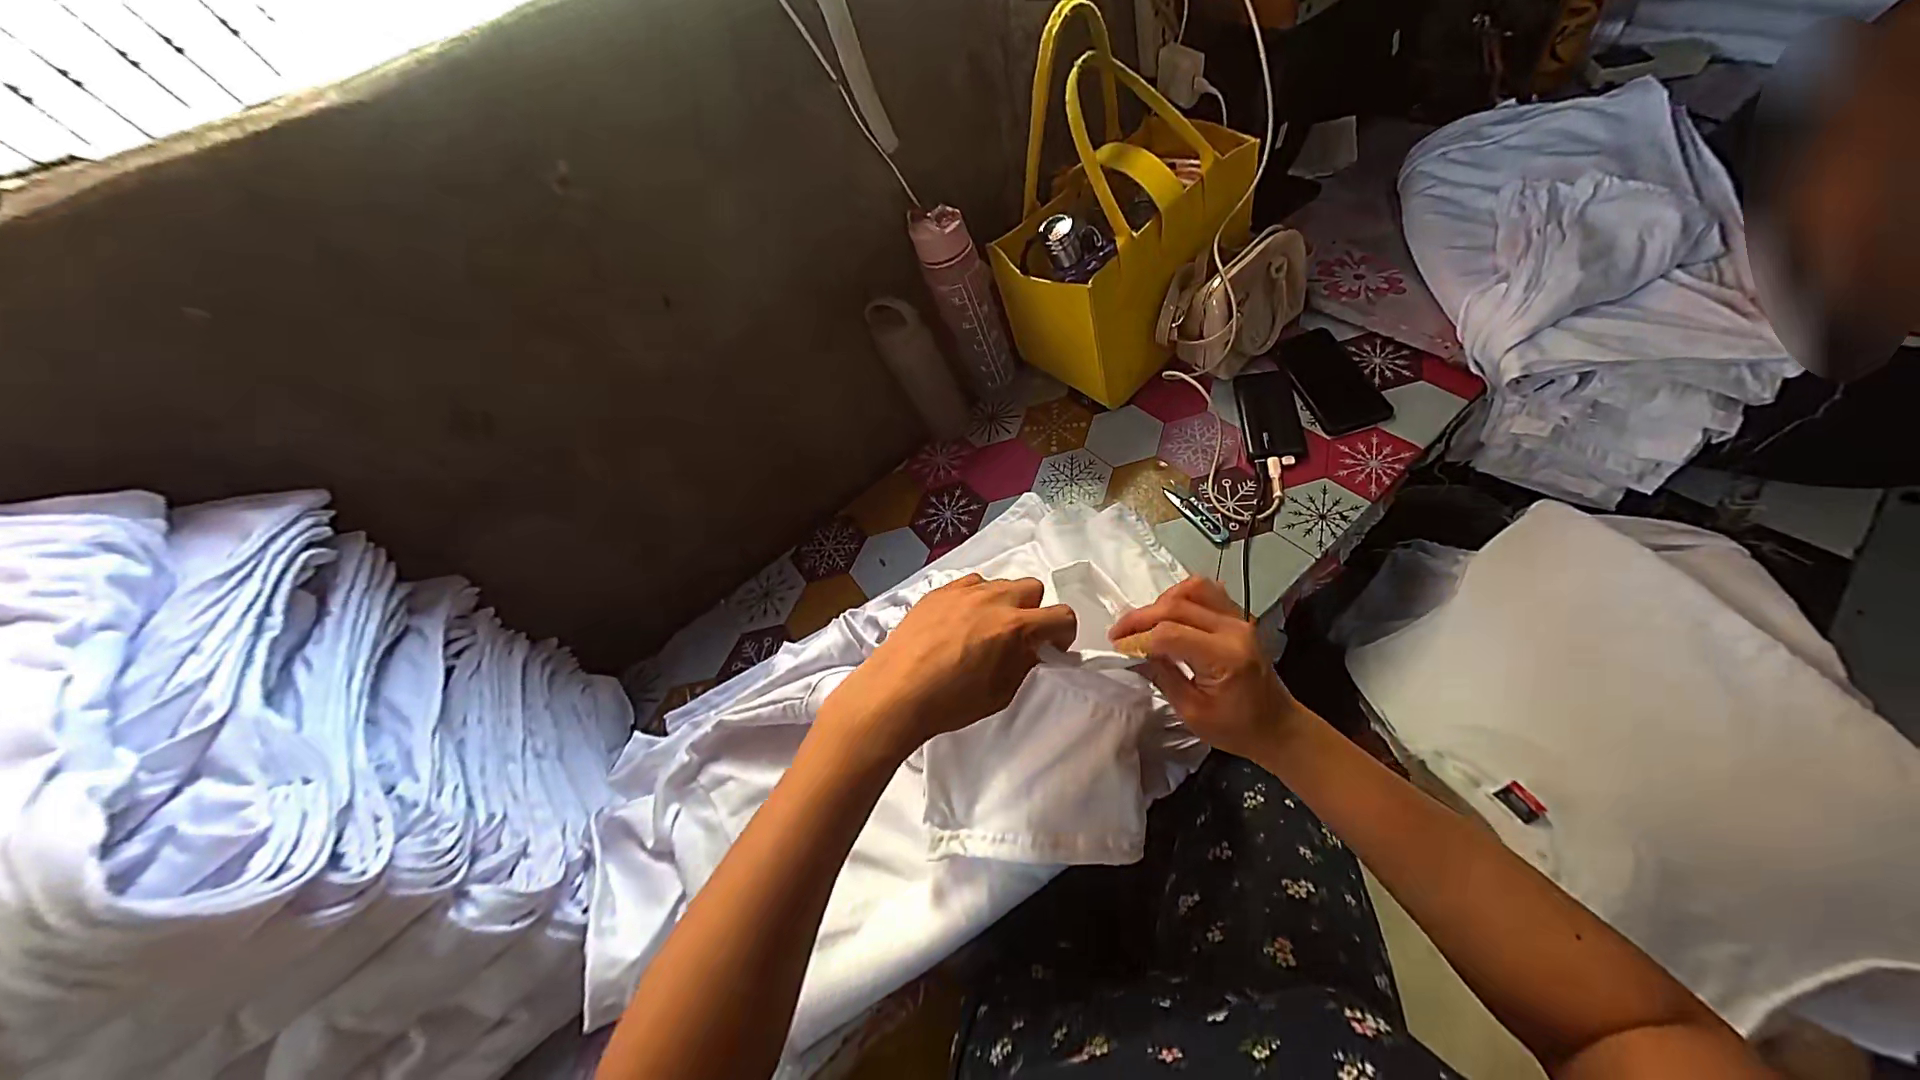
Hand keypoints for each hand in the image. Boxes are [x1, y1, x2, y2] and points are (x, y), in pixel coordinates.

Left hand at [817, 574, 1076, 762]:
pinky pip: (970, 584)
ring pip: (1000, 583)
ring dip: (1004, 602)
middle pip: (1033, 588)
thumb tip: (1034, 648)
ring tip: (986, 627)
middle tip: (1019, 636)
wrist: (895, 692)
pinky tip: (961, 621)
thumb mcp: (1001, 693)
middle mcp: (993, 599)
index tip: (1052, 648)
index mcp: (1015, 626)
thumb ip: (1025, 663)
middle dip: (1034, 611)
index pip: (1062, 615)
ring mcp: (963, 591)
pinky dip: (975, 598)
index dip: (1063, 634)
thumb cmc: (950, 702)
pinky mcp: (939, 591)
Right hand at [1107, 577, 1305, 760]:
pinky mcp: (1239, 617)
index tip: (1118, 647)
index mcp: (1225, 657)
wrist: (1278, 727)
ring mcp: (1239, 619)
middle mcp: (1234, 630)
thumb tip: (1137, 652)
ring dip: (1162, 601)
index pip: (1170, 634)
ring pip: (1193, 588)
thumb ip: (1163, 676)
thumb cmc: (1237, 728)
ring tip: (1145, 623)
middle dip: (1141, 617)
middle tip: (1120, 633)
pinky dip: (1182, 597)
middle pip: (1177, 605)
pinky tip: (1168, 614)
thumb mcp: (1191, 712)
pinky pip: (1208, 592)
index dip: (1138, 638)